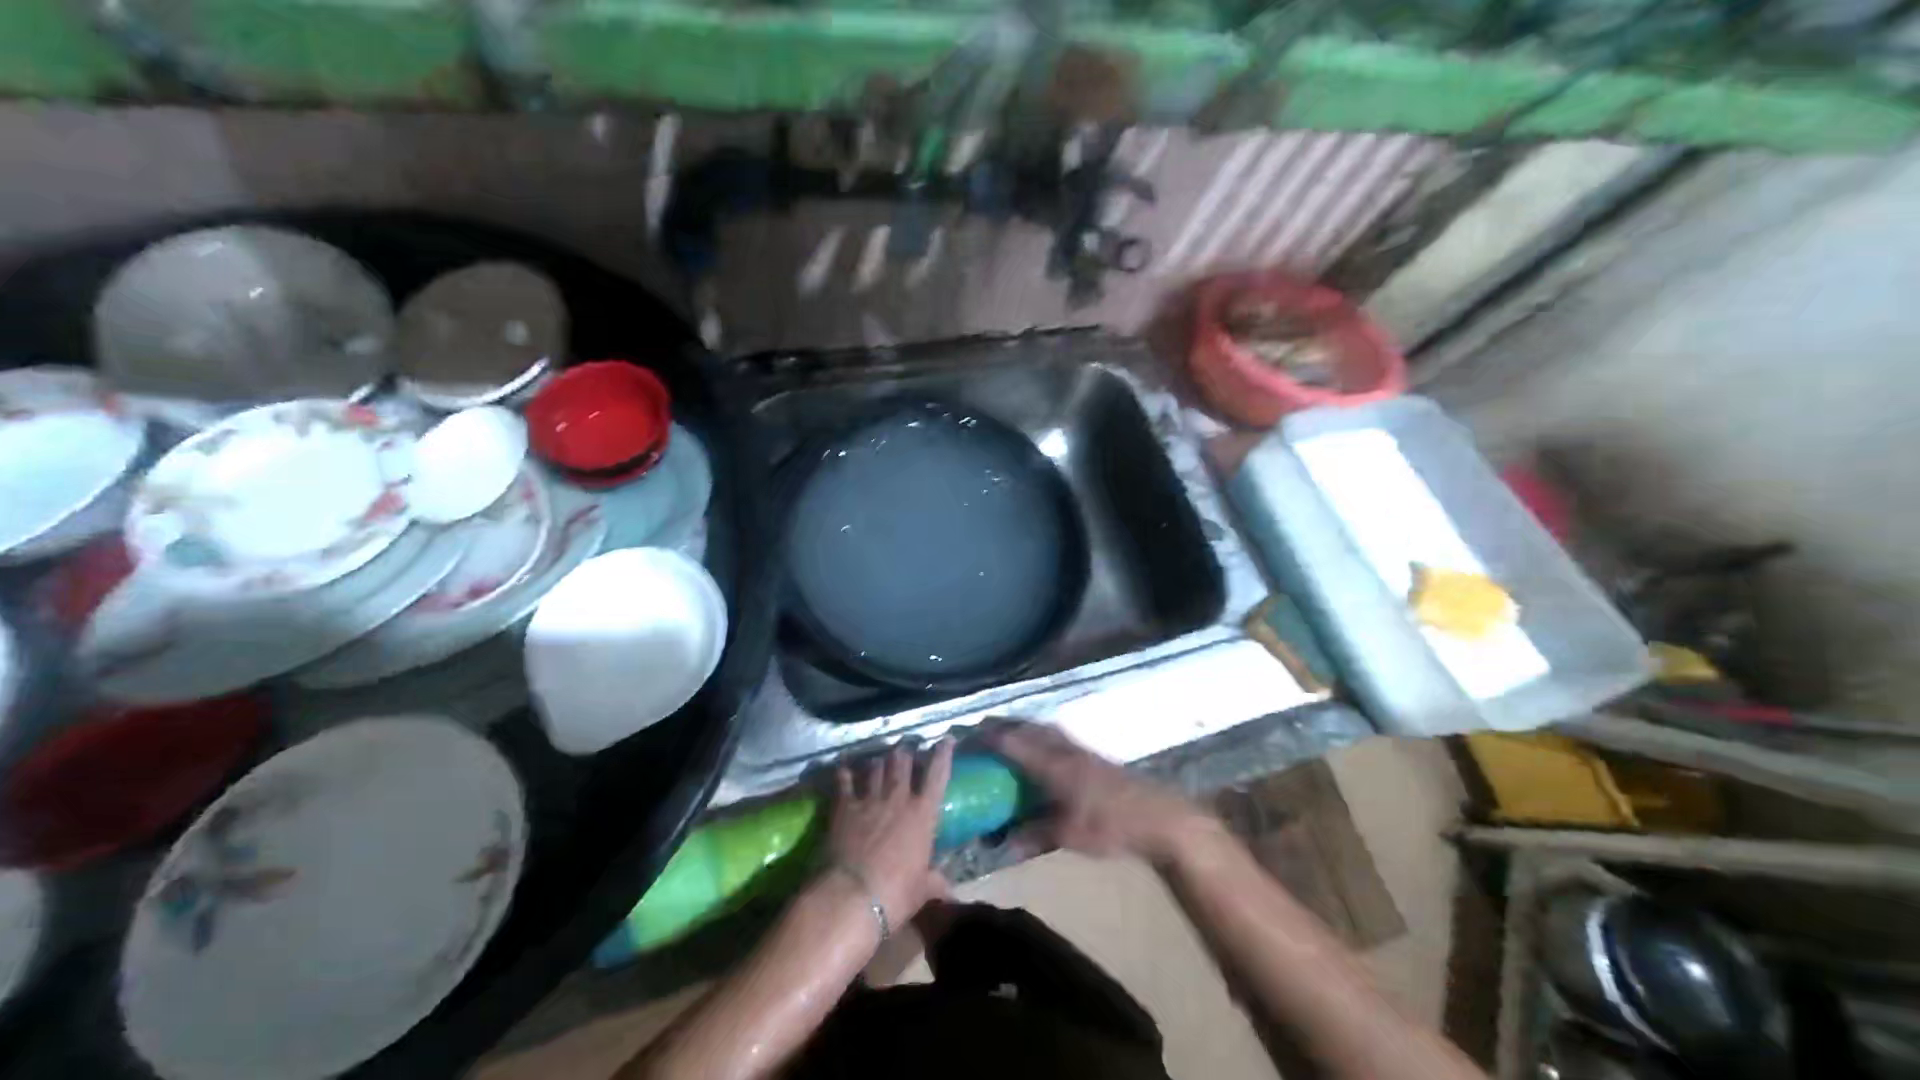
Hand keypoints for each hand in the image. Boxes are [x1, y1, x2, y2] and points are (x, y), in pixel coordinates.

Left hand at [826, 739, 954, 928]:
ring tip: (879, 757)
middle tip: (906, 745)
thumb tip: (950, 891)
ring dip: (878, 761)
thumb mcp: (922, 890)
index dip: (943, 754)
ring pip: (875, 767)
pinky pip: (844, 782)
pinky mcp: (844, 807)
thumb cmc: (896, 893)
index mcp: (923, 814)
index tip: (946, 739)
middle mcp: (898, 798)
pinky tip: (843, 767)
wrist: (852, 895)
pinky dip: (845, 773)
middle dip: (905, 751)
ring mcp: (869, 799)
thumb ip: (936, 882)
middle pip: (902, 762)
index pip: (938, 775)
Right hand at [986, 720, 1216, 864]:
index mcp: (1055, 766)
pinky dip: (1038, 733)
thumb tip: (1003, 842)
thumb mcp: (1070, 836)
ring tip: (1003, 731)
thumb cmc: (1113, 827)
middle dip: (1000, 725)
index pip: (1014, 743)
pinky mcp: (1092, 755)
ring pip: (1043, 728)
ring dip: (1020, 726)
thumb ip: (1035, 835)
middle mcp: (1065, 750)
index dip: (988, 738)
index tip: (966, 737)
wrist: (1161, 818)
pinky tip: (1038, 745)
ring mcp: (1081, 749)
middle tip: (977, 729)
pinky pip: (1056, 735)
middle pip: (1027, 728)